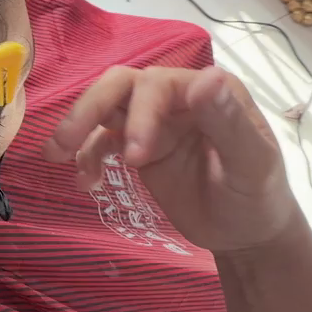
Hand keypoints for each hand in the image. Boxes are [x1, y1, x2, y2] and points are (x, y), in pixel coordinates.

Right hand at [45, 66, 298, 252]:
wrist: (246, 234)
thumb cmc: (256, 196)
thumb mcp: (252, 163)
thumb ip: (230, 122)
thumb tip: (208, 77)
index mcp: (207, 90)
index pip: (157, 85)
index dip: (138, 115)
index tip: (134, 160)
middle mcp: (176, 97)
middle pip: (121, 86)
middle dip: (89, 109)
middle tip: (65, 143)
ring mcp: (153, 122)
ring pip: (105, 107)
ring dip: (77, 127)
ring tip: (55, 156)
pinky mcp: (137, 147)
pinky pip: (101, 141)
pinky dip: (86, 157)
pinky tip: (84, 183)